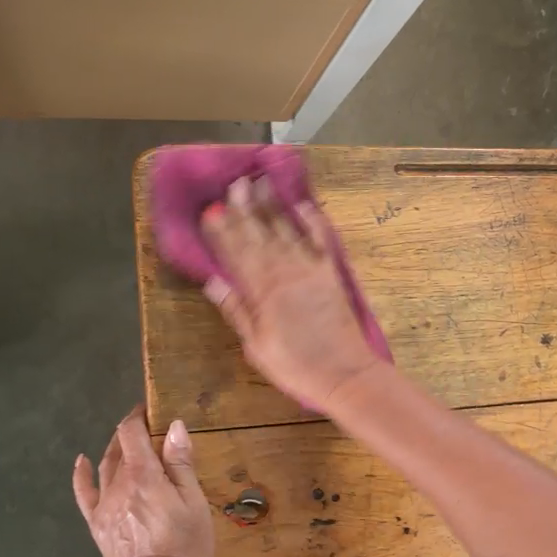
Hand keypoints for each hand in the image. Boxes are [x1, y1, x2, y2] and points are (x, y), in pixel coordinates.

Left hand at [72, 408, 215, 556]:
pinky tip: (83, 462)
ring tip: (125, 442)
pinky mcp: (97, 524)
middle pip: (118, 447)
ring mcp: (104, 505)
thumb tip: (173, 426)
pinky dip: (82, 474)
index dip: (138, 417)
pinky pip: (83, 493)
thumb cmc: (184, 546)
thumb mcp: (194, 503)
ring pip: (104, 466)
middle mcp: (118, 484)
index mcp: (143, 475)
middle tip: (146, 428)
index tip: (149, 410)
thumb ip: (181, 464)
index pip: (132, 433)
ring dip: (114, 449)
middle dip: (130, 433)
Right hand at [201, 176, 379, 408]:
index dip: (222, 232)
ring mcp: (309, 270)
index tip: (210, 210)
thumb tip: (213, 282)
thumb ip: (237, 311)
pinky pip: (321, 240)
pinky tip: (303, 205)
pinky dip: (312, 221)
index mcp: (261, 294)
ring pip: (286, 231)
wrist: (345, 374)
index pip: (235, 255)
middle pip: (259, 236)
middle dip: (245, 210)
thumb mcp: (256, 346)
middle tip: (234, 183)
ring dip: (272, 207)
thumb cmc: (295, 367)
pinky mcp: (331, 273)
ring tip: (260, 183)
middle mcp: (283, 274)